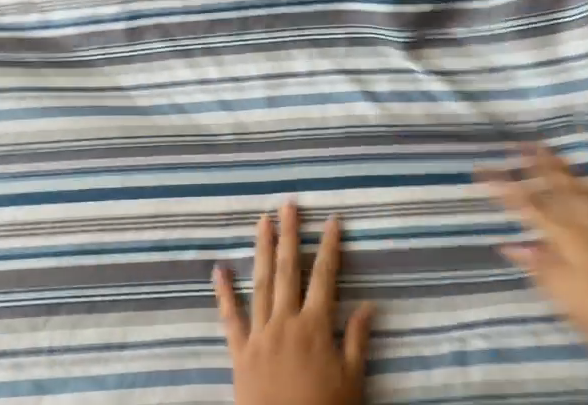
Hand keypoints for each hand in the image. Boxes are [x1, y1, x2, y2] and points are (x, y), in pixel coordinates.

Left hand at [214, 201, 376, 404]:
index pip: (325, 277)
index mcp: (315, 327)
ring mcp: (259, 334)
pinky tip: (218, 269)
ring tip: (262, 221)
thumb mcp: (352, 381)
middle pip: (288, 270)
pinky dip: (223, 292)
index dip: (329, 247)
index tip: (332, 220)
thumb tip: (369, 304)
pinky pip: (230, 318)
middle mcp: (285, 322)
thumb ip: (357, 341)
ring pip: (260, 283)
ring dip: (262, 250)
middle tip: (288, 204)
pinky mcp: (239, 352)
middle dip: (290, 235)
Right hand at [482, 145, 587, 393]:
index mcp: (569, 240)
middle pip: (561, 189)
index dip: (504, 189)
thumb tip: (510, 244)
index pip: (528, 208)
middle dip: (538, 165)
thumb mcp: (567, 299)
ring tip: (556, 150)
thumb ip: (540, 266)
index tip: (483, 172)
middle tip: (521, 144)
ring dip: (572, 170)